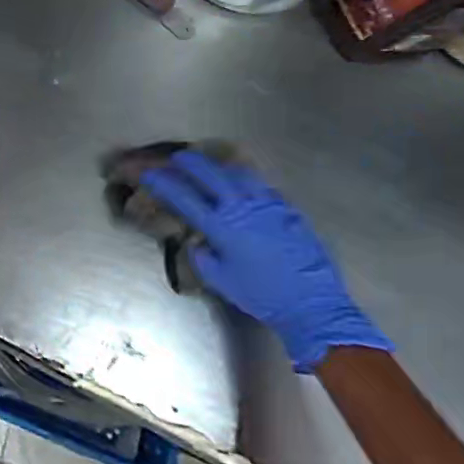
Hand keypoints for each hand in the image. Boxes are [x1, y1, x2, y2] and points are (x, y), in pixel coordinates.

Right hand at [142, 151, 391, 372]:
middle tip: (179, 158)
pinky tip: (246, 186)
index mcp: (221, 227)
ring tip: (213, 166)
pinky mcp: (288, 211)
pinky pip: (263, 187)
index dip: (163, 183)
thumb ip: (203, 256)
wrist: (313, 305)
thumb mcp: (220, 280)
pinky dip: (248, 181)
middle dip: (190, 163)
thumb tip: (199, 242)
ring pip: (240, 174)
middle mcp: (242, 209)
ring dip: (221, 167)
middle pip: (211, 174)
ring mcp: (268, 206)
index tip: (150, 175)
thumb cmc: (261, 296)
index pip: (184, 198)